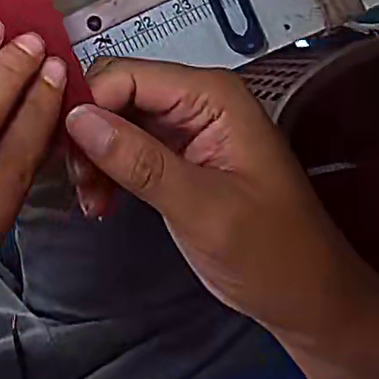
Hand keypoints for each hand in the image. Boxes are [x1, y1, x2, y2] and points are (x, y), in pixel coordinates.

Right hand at [62, 58, 372, 340]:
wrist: (312, 303)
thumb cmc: (274, 255)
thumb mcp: (205, 210)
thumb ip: (139, 161)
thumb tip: (76, 118)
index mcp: (210, 94)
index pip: (127, 75)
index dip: (90, 104)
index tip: (66, 150)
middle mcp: (193, 97)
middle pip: (115, 92)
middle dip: (88, 132)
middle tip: (78, 182)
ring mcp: (183, 123)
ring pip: (112, 118)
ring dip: (94, 155)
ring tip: (91, 200)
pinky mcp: (173, 150)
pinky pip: (123, 143)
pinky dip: (106, 168)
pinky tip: (101, 200)